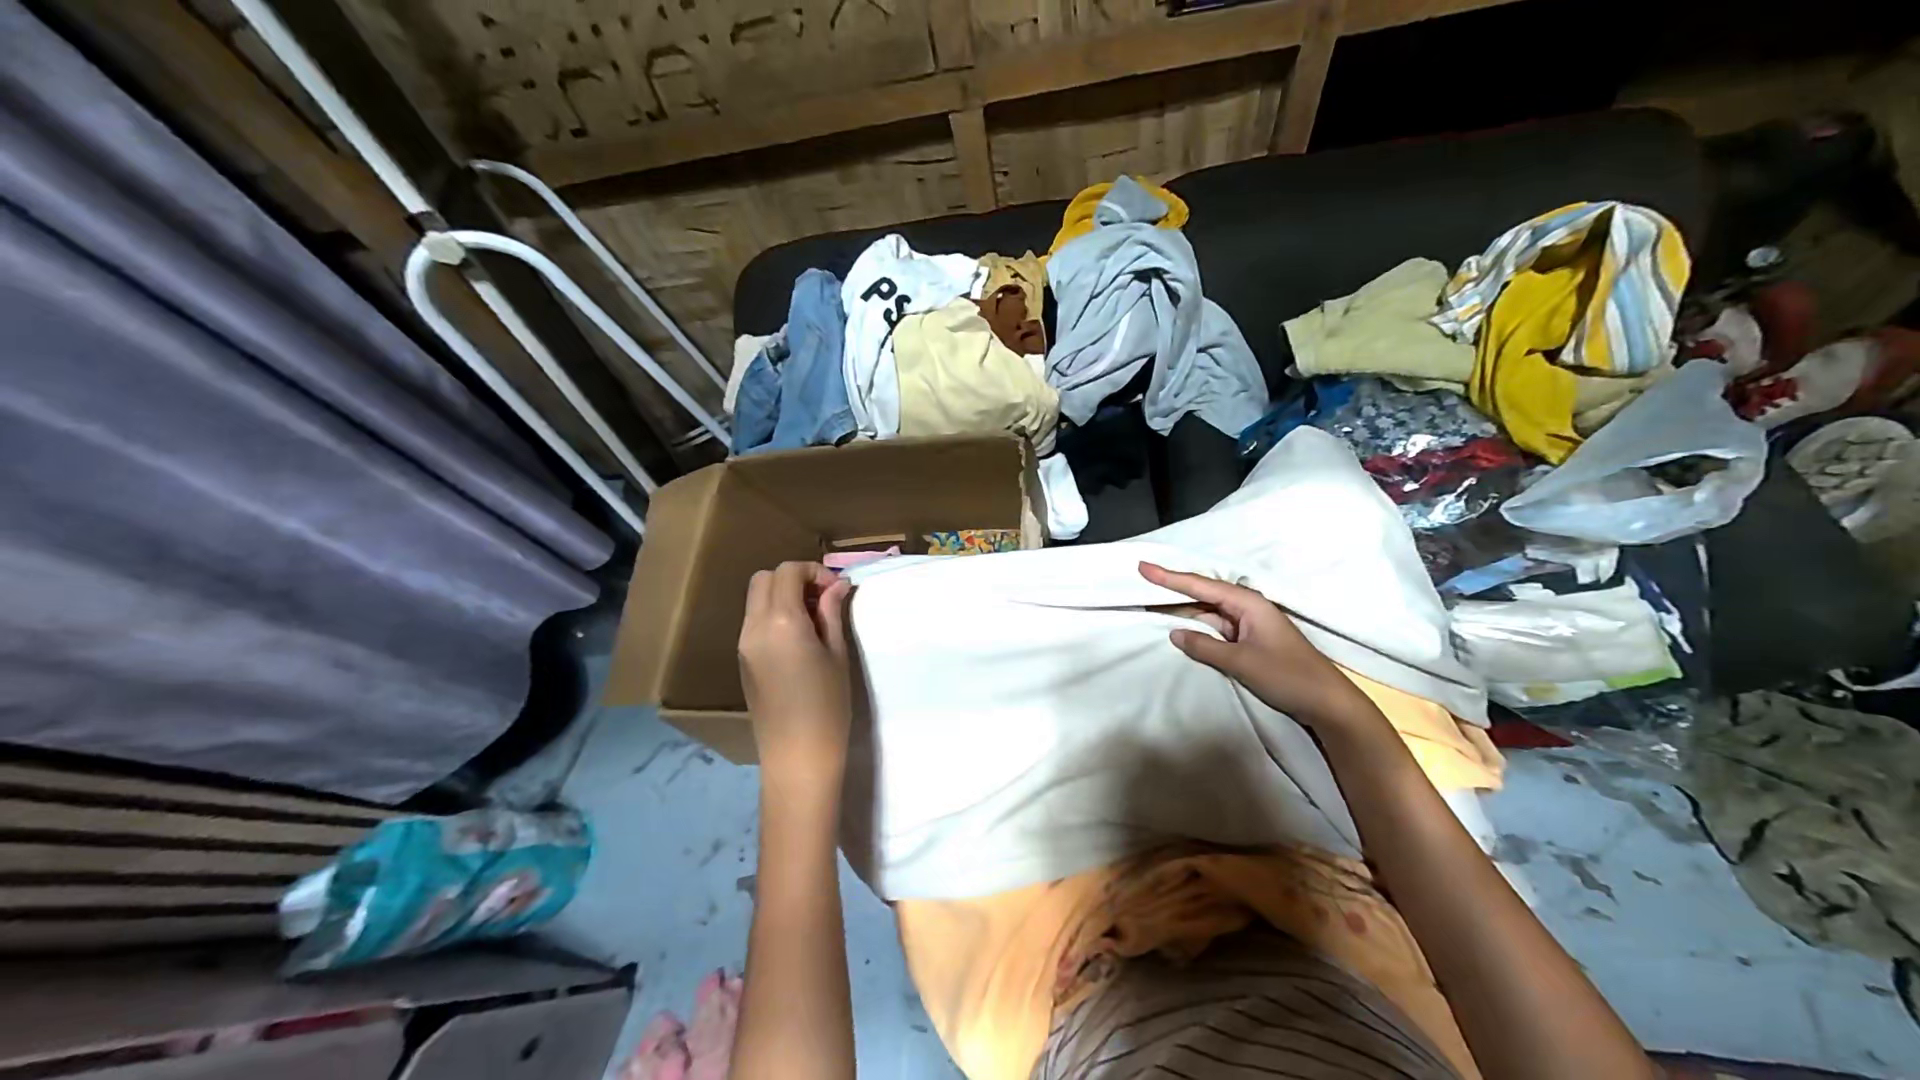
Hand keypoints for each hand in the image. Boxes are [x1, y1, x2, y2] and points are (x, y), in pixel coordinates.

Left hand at [739, 561, 853, 778]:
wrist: (798, 755)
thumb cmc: (828, 705)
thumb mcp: (838, 654)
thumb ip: (832, 612)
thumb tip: (837, 585)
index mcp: (781, 621)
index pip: (787, 572)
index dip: (814, 570)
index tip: (836, 588)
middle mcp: (754, 626)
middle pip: (764, 579)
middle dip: (794, 578)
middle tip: (823, 598)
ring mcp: (743, 643)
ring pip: (756, 598)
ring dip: (782, 595)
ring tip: (814, 618)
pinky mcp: (742, 659)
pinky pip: (754, 620)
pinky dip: (774, 613)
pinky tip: (799, 636)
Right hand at [1139, 561, 1372, 729]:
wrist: (1327, 703)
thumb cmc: (1288, 676)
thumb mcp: (1242, 661)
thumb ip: (1205, 646)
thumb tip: (1175, 633)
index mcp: (1248, 603)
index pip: (1201, 586)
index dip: (1170, 577)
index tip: (1144, 567)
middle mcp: (1247, 608)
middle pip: (1203, 595)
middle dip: (1173, 590)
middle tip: (1141, 585)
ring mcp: (1249, 626)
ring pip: (1208, 612)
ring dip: (1182, 610)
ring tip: (1151, 605)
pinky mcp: (1249, 642)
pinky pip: (1215, 628)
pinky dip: (1196, 628)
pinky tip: (1178, 628)